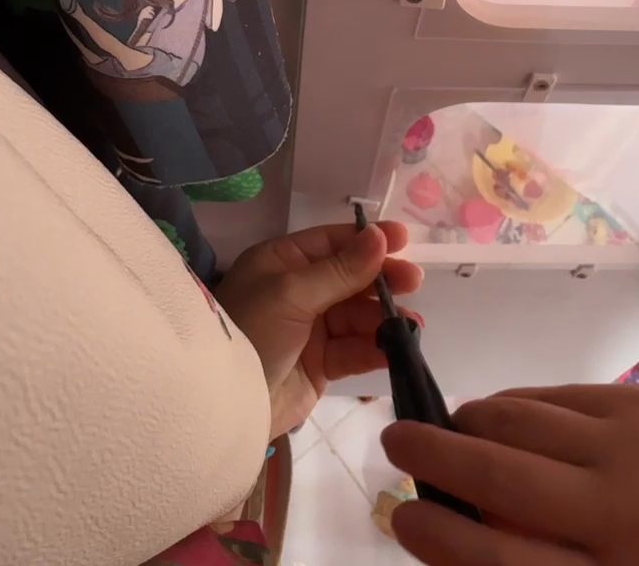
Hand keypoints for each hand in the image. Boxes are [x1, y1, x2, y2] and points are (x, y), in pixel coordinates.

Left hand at [214, 222, 422, 439]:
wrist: (225, 402)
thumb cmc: (252, 330)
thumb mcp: (292, 293)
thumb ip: (340, 269)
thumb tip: (379, 236)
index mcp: (282, 262)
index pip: (330, 242)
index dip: (367, 239)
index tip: (403, 239)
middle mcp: (297, 290)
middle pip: (349, 278)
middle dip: (381, 279)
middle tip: (414, 282)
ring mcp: (309, 328)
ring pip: (356, 315)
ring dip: (384, 317)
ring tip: (412, 323)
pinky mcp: (319, 364)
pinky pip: (353, 350)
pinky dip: (376, 348)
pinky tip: (398, 347)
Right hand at [379, 384, 638, 564]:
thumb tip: (471, 541)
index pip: (500, 557)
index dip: (438, 535)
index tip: (400, 516)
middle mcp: (625, 505)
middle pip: (497, 472)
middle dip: (432, 454)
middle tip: (393, 442)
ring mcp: (636, 439)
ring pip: (518, 417)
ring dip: (471, 421)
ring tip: (449, 427)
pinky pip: (555, 395)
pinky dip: (516, 404)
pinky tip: (503, 414)